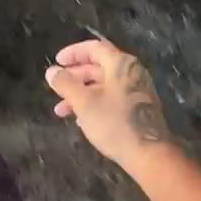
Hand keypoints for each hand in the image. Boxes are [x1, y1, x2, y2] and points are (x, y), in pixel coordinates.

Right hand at [45, 39, 178, 166]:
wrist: (148, 153)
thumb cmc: (114, 122)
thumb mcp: (83, 102)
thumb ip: (65, 84)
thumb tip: (51, 71)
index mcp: (121, 64)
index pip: (94, 48)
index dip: (73, 53)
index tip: (57, 62)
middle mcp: (131, 73)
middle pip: (98, 67)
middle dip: (74, 78)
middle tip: (56, 87)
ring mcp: (137, 91)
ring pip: (103, 86)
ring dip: (80, 94)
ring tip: (61, 111)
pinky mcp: (139, 108)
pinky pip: (112, 99)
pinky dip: (94, 104)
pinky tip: (81, 120)